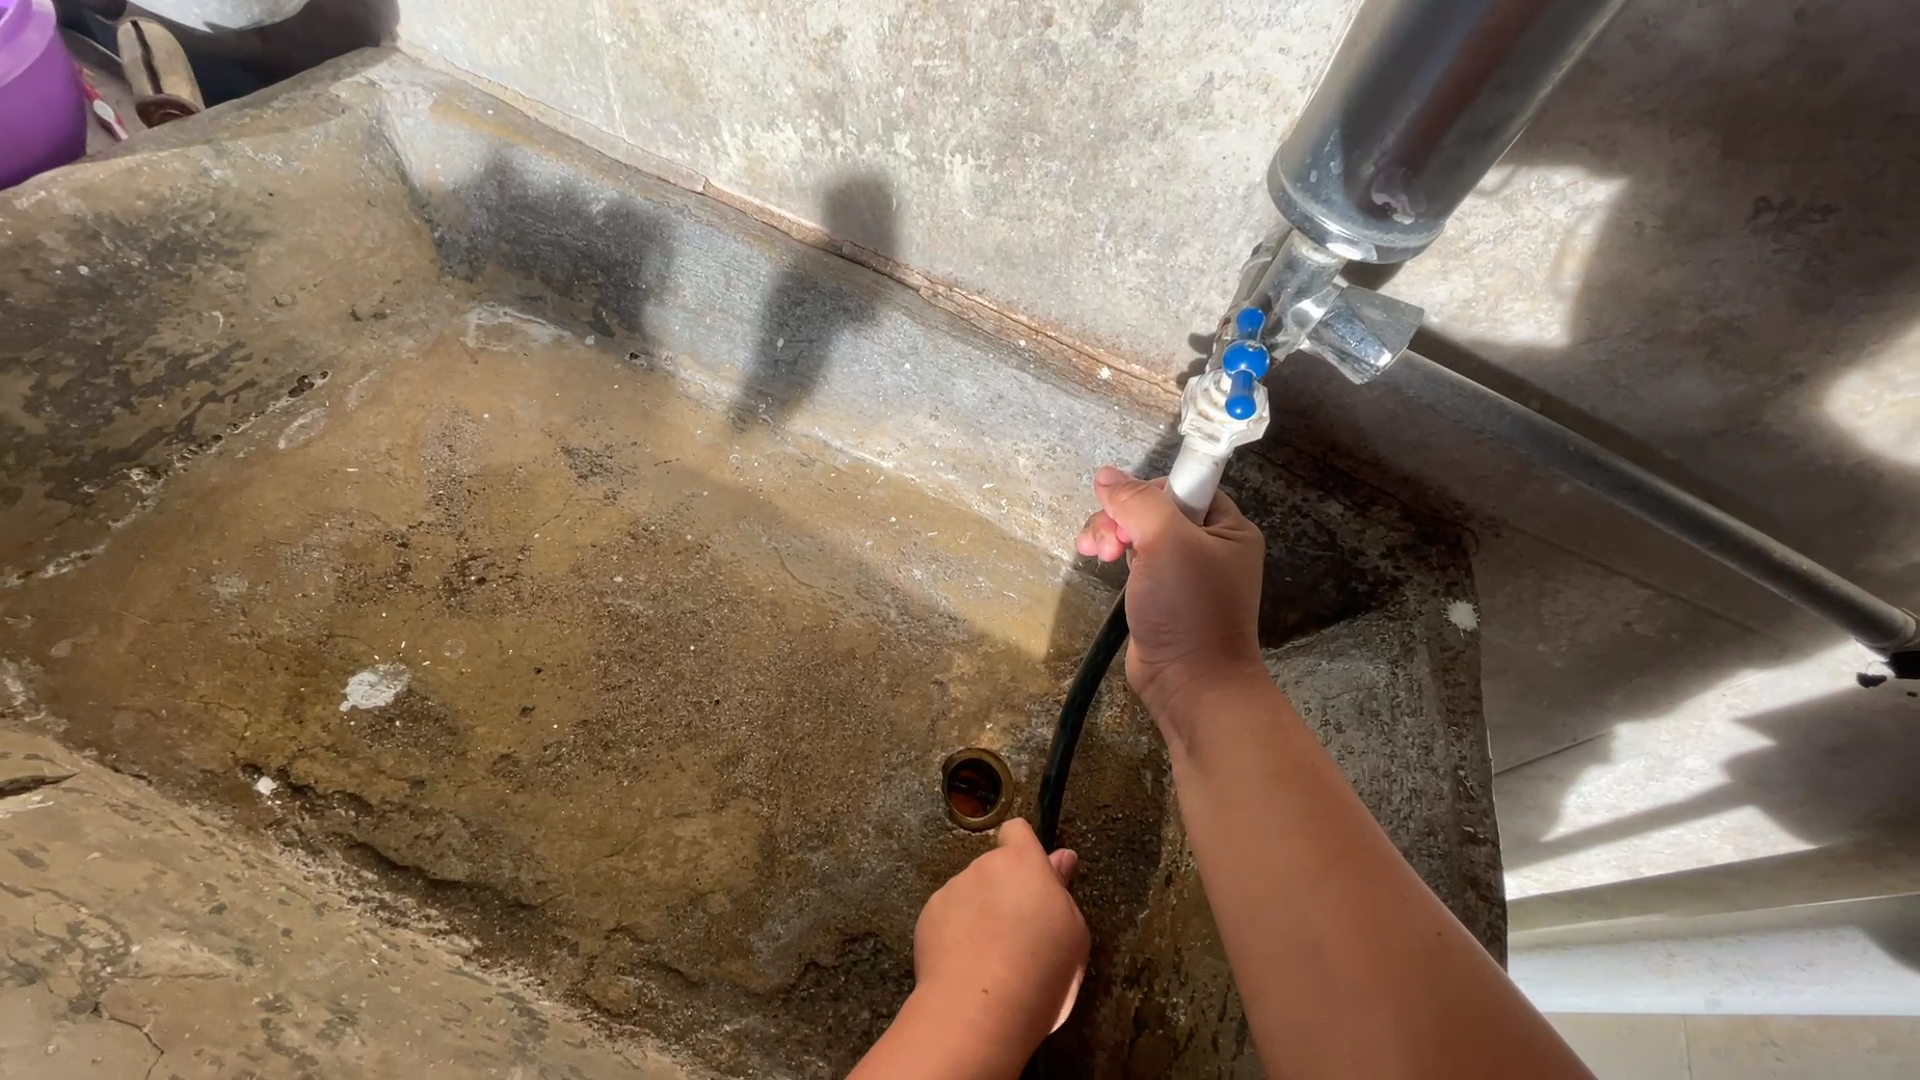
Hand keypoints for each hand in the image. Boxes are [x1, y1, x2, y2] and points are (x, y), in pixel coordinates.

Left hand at [913, 818, 1088, 1048]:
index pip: (1017, 830)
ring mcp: (951, 890)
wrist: (979, 1012)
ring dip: (977, 914)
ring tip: (989, 960)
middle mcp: (983, 867)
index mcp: (1022, 863)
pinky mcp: (927, 917)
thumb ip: (1062, 889)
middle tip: (1016, 936)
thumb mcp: (1073, 934)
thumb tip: (1061, 857)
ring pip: (969, 895)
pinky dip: (954, 935)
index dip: (1022, 849)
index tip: (1029, 878)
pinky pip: (946, 919)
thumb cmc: (1041, 971)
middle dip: (1002, 892)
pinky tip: (964, 967)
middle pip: (993, 869)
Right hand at [1074, 465, 1266, 717]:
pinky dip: (1113, 554)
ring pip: (1138, 531)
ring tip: (1092, 553)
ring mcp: (1183, 571)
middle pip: (1154, 508)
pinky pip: (1134, 558)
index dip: (1148, 491)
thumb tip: (1106, 476)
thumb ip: (1138, 503)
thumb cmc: (1188, 608)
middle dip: (1121, 517)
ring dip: (1110, 533)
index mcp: (1228, 527)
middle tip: (1104, 542)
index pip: (1183, 485)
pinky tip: (1096, 560)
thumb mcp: (1167, 542)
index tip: (1123, 510)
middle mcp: (1209, 545)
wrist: (1190, 683)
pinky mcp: (1160, 593)